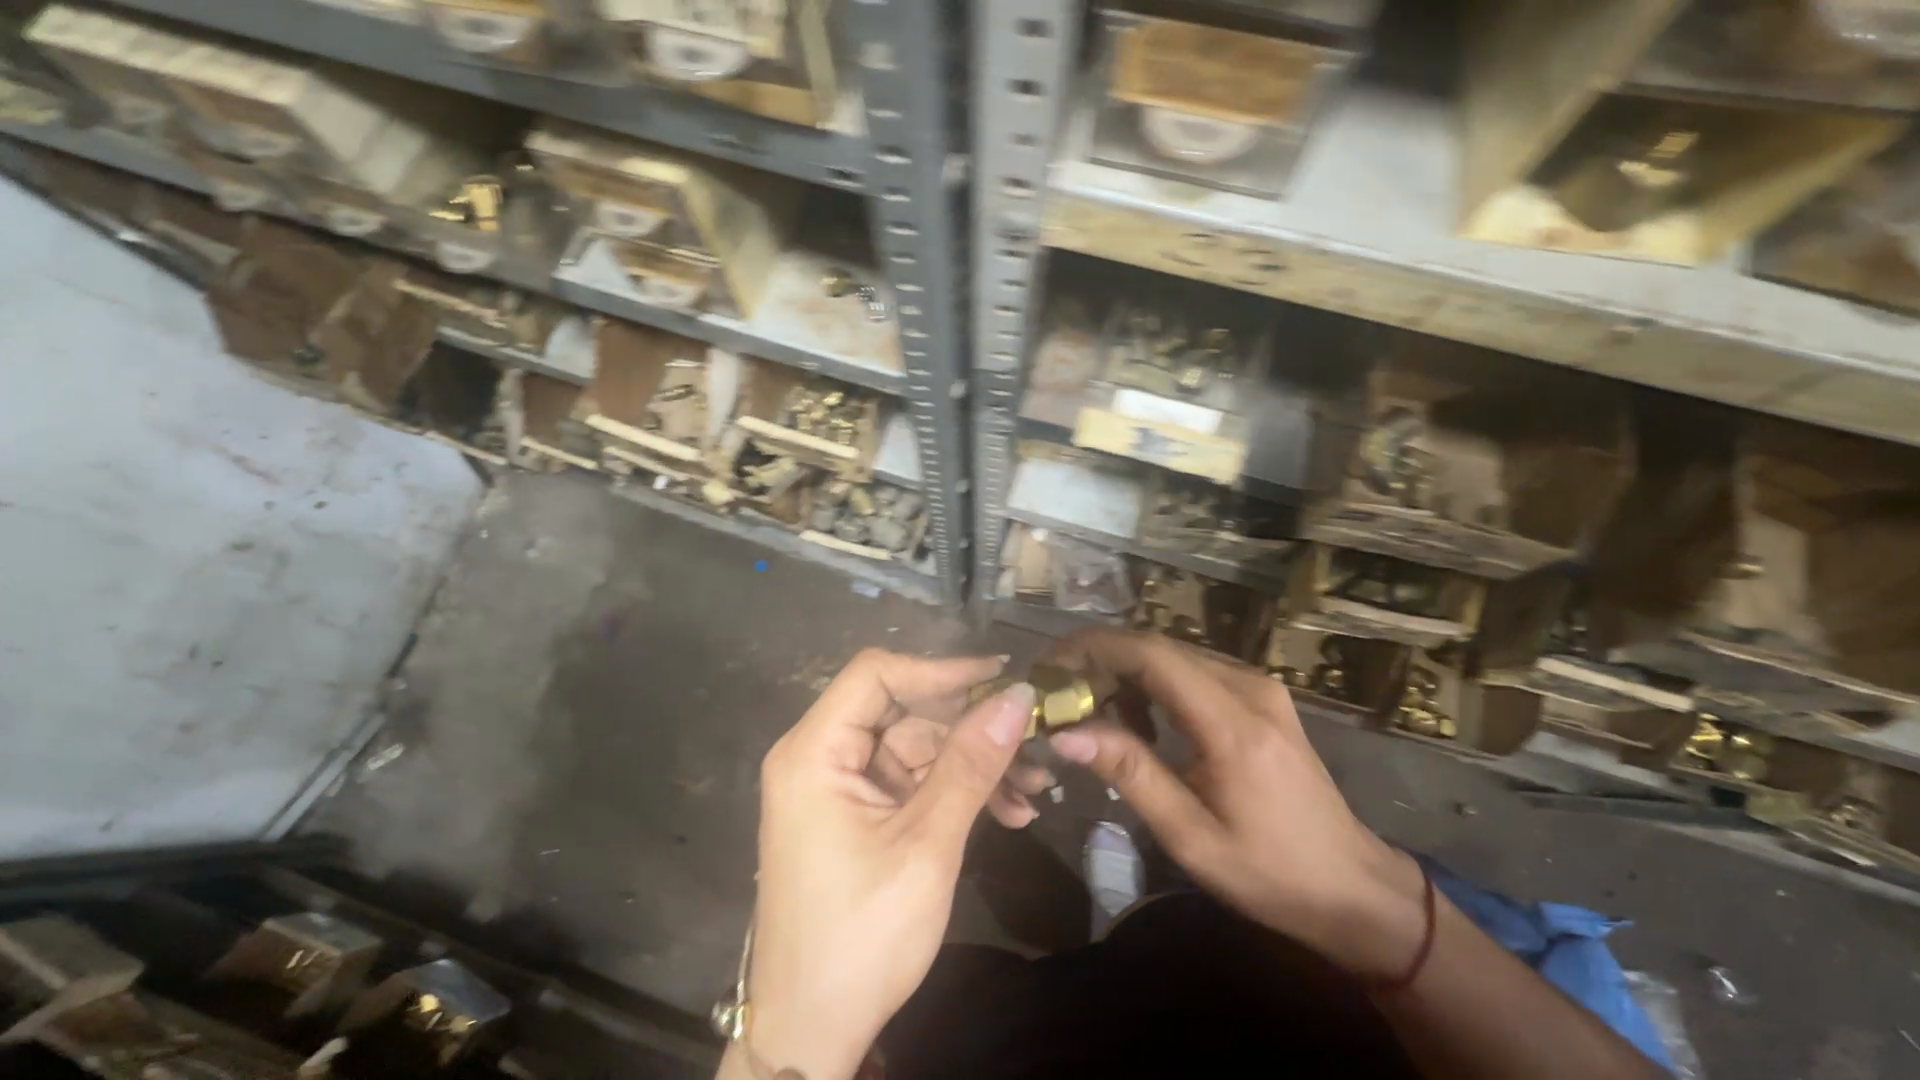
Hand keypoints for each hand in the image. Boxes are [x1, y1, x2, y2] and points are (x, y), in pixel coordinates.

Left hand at [747, 649, 1037, 1078]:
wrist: (814, 1029)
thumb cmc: (862, 935)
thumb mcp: (926, 845)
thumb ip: (971, 765)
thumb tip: (1019, 697)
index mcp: (814, 752)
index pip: (876, 674)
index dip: (941, 669)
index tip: (1003, 679)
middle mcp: (821, 758)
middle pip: (904, 711)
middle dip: (972, 728)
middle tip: (1036, 747)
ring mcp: (840, 789)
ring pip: (918, 749)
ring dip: (975, 766)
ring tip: (1034, 793)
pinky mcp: (859, 817)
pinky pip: (914, 785)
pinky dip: (957, 794)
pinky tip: (1009, 815)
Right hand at [1046, 630, 1427, 979]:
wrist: (1351, 886)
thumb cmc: (1268, 873)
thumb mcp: (1190, 836)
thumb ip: (1130, 774)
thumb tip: (1066, 733)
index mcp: (1234, 724)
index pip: (1154, 656)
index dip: (1096, 648)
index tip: (1051, 663)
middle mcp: (1251, 689)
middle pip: (1162, 648)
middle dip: (1103, 659)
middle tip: (1059, 692)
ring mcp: (1262, 690)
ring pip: (1177, 656)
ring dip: (1127, 672)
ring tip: (1089, 711)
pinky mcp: (1264, 699)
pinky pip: (1196, 673)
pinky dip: (1155, 685)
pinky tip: (1138, 722)